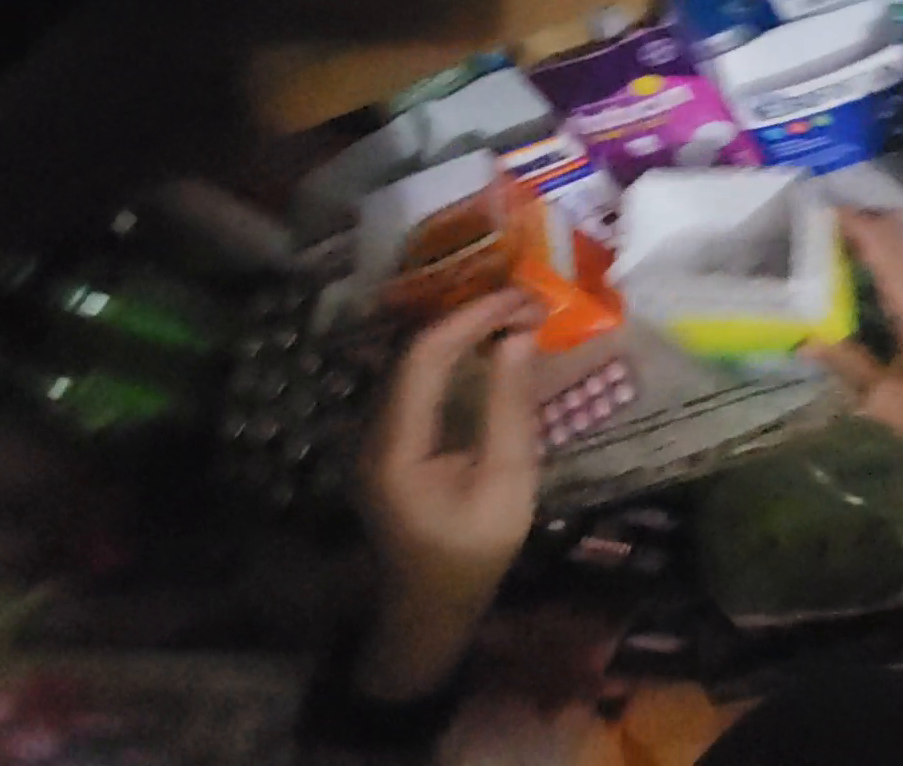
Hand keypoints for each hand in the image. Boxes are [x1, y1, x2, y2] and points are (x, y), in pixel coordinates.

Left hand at [359, 291, 544, 692]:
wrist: (430, 605)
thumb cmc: (474, 550)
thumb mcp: (506, 481)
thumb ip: (509, 407)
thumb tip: (519, 337)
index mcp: (396, 444)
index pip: (426, 356)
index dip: (472, 317)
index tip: (522, 298)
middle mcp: (374, 430)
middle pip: (415, 352)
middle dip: (472, 317)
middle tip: (528, 302)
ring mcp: (378, 435)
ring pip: (415, 362)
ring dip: (465, 332)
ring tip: (516, 315)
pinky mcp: (392, 439)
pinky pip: (421, 380)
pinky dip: (458, 354)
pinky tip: (489, 347)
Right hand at [807, 210, 902, 476]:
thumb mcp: (891, 399)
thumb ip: (848, 364)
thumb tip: (807, 341)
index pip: (876, 234)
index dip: (843, 218)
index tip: (808, 215)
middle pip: (894, 230)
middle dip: (855, 226)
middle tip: (814, 240)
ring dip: (875, 244)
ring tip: (834, 263)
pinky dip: (893, 262)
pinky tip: (872, 291)